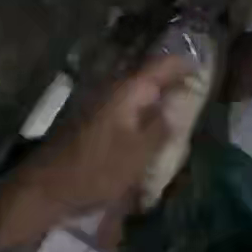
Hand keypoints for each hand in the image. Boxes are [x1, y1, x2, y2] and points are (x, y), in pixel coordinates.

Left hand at [0, 53, 192, 249]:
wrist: (47, 186)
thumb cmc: (96, 169)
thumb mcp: (138, 153)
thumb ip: (160, 127)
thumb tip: (174, 108)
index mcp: (127, 91)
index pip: (161, 66)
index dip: (184, 65)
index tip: (204, 68)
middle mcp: (113, 88)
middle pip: (148, 76)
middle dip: (170, 79)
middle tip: (195, 86)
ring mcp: (100, 102)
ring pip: (136, 92)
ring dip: (155, 95)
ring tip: (178, 104)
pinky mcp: (92, 119)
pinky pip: (125, 106)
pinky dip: (141, 109)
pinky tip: (150, 123)